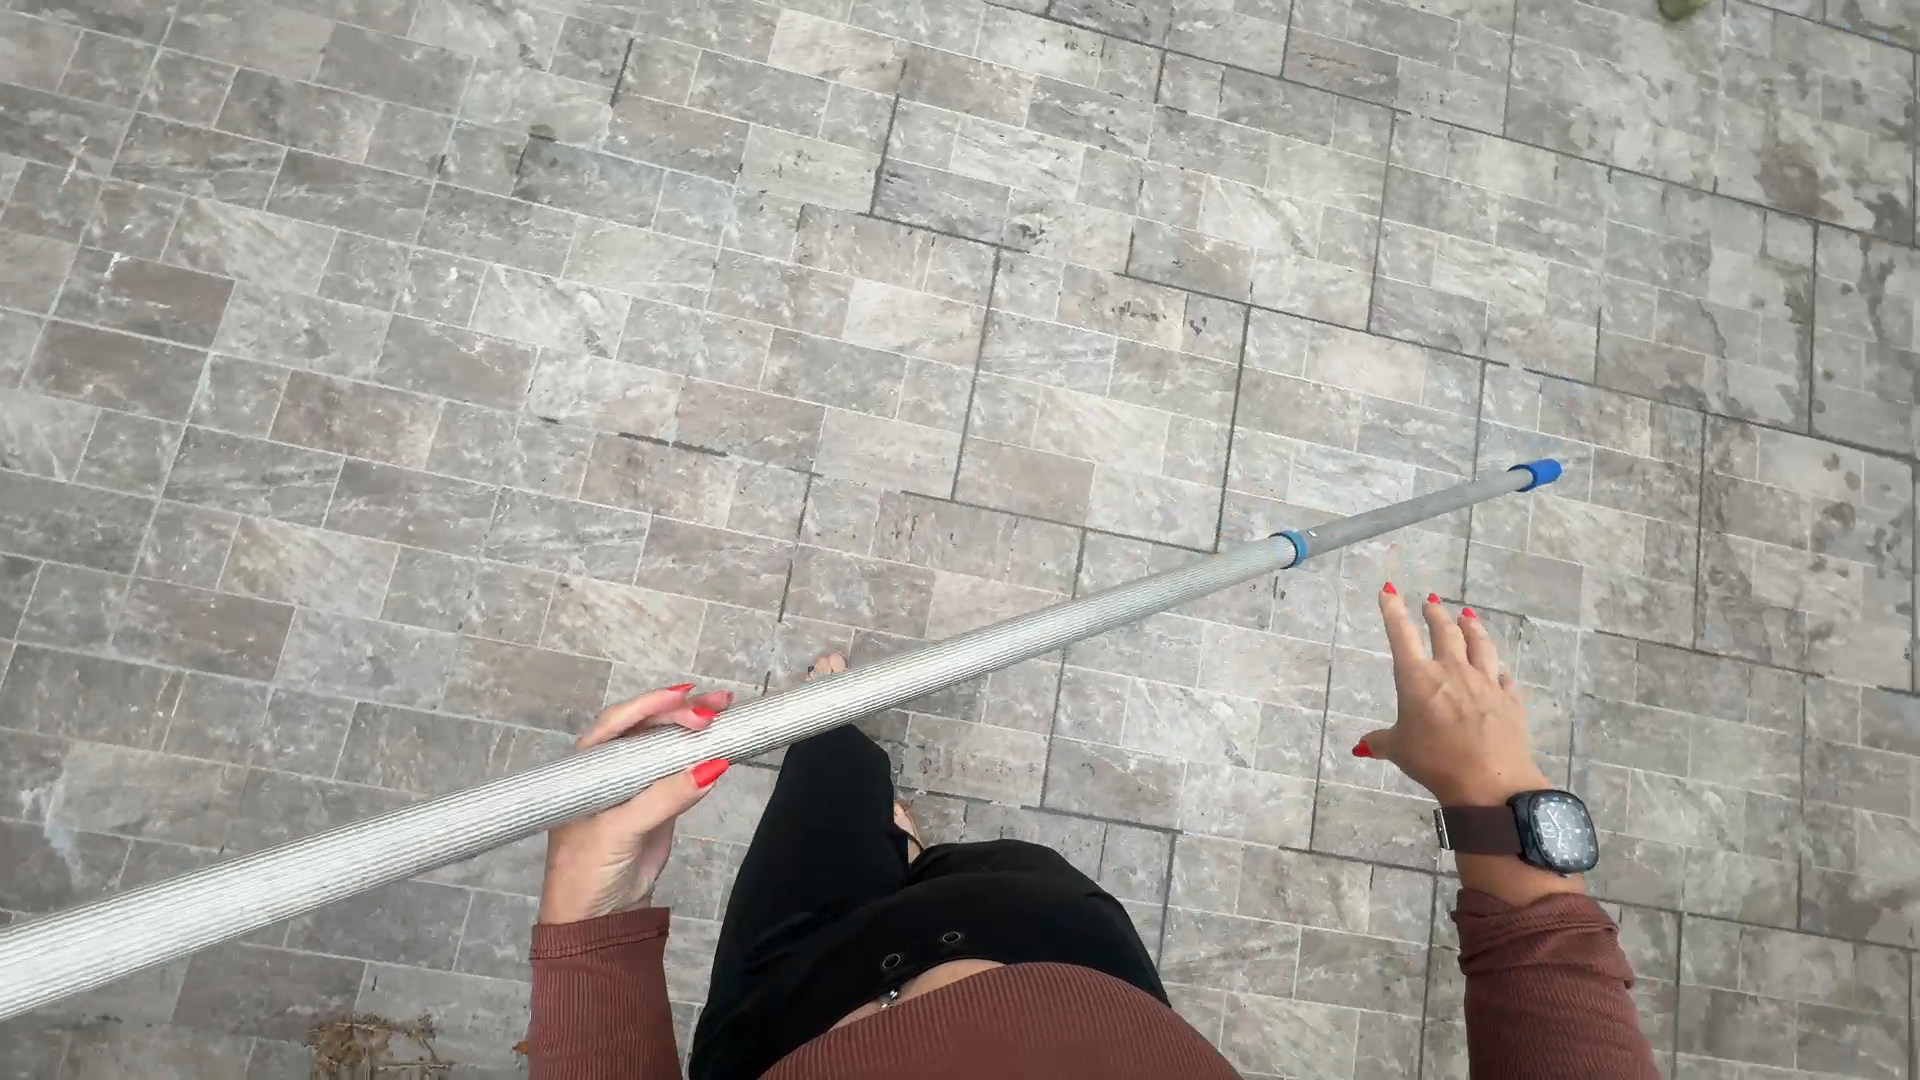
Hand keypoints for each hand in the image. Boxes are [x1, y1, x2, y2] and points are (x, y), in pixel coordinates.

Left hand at [538, 684, 733, 924]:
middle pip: (648, 726)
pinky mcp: (660, 798)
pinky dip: (703, 751)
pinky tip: (722, 740)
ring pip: (668, 742)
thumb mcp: (620, 832)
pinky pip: (683, 767)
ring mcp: (638, 781)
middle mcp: (611, 766)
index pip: (619, 723)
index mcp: (587, 767)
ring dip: (696, 725)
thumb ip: (664, 798)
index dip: (651, 704)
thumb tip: (712, 765)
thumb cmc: (586, 873)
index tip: (684, 694)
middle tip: (715, 708)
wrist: (599, 921)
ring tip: (726, 708)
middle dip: (682, 711)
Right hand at [1363, 588, 1549, 806]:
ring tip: (1467, 616)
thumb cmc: (1434, 760)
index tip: (1389, 589)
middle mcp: (1451, 671)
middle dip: (1434, 613)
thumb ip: (1380, 741)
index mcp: (1417, 677)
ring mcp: (1485, 683)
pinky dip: (1496, 669)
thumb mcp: (1398, 749)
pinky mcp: (1510, 699)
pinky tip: (1497, 670)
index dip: (1392, 609)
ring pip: (1479, 645)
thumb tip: (1361, 746)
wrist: (1490, 782)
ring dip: (1472, 627)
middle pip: (1445, 631)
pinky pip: (1503, 676)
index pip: (1401, 634)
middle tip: (1430, 601)